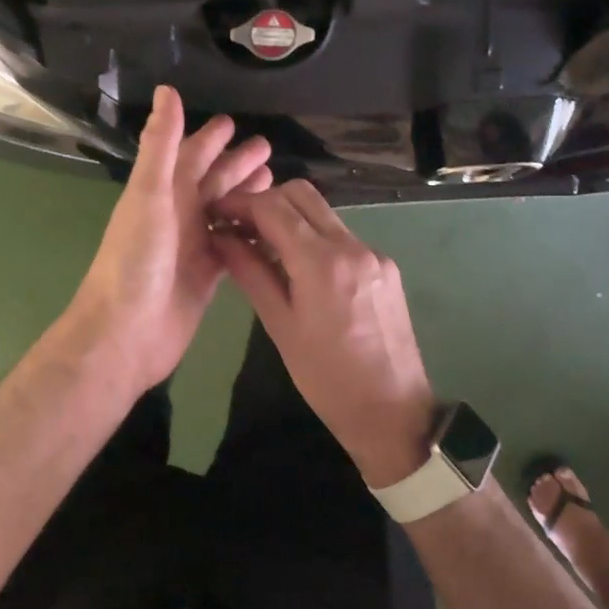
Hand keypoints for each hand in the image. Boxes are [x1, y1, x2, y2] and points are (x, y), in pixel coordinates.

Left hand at [68, 86, 272, 390]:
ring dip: (245, 197)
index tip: (233, 122)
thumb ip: (161, 146)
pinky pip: (232, 245)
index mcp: (160, 192)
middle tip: (267, 148)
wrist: (126, 333)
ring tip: (276, 183)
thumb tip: (167, 90)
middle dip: (235, 164)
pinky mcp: (207, 276)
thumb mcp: (147, 195)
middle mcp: (175, 214)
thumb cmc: (134, 260)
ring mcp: (191, 246)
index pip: (188, 156)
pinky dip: (249, 234)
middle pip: (210, 181)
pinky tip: (273, 229)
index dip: (208, 139)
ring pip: (224, 212)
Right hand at [208, 182, 435, 486]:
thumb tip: (220, 238)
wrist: (393, 413)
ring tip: (261, 246)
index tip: (215, 214)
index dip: (239, 203)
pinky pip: (340, 235)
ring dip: (289, 217)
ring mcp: (373, 254)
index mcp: (322, 263)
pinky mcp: (384, 267)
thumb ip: (250, 273)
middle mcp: (352, 246)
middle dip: (264, 201)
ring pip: (322, 212)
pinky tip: (296, 267)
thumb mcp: (280, 326)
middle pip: (301, 194)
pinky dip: (312, 237)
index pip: (273, 207)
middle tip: (237, 226)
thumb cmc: (326, 379)